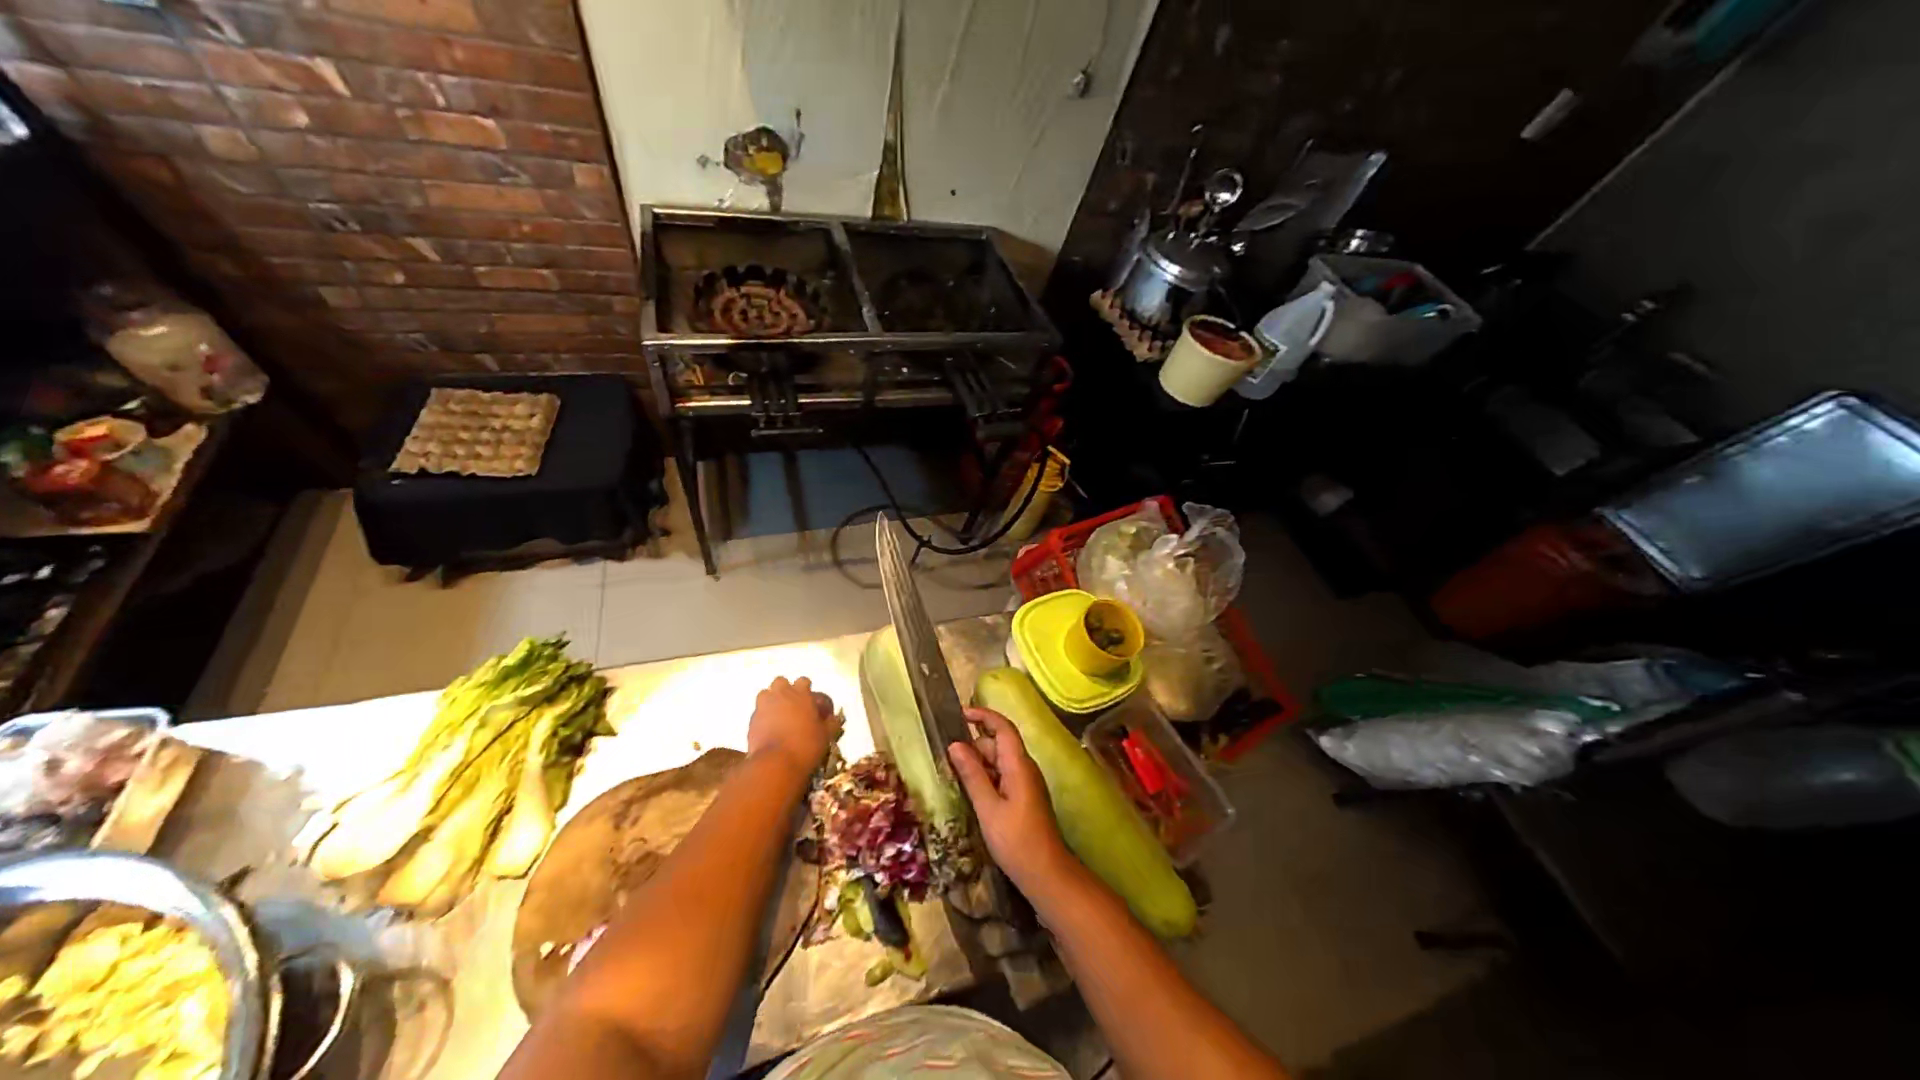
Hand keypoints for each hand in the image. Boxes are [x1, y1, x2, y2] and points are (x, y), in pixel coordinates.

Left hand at [748, 676, 835, 775]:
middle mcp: (780, 694)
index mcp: (801, 694)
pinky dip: (763, 717)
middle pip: (781, 681)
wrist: (776, 762)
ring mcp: (763, 706)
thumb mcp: (826, 735)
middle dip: (785, 690)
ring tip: (778, 715)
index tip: (810, 701)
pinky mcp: (751, 720)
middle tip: (792, 705)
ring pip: (765, 694)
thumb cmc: (806, 745)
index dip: (807, 689)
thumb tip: (833, 719)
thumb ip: (830, 723)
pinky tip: (770, 729)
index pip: (803, 681)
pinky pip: (758, 712)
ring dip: (772, 700)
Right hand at [946, 706, 1076, 892]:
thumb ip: (972, 775)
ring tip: (953, 776)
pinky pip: (1003, 778)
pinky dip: (986, 779)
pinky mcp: (1024, 798)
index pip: (1003, 728)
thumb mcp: (988, 808)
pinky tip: (970, 793)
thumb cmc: (1016, 841)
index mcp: (1019, 765)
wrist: (1047, 874)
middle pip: (998, 745)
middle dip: (974, 746)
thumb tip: (955, 745)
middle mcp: (1025, 769)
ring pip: (999, 763)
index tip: (960, 714)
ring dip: (978, 765)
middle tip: (946, 758)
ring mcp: (1026, 784)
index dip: (983, 716)